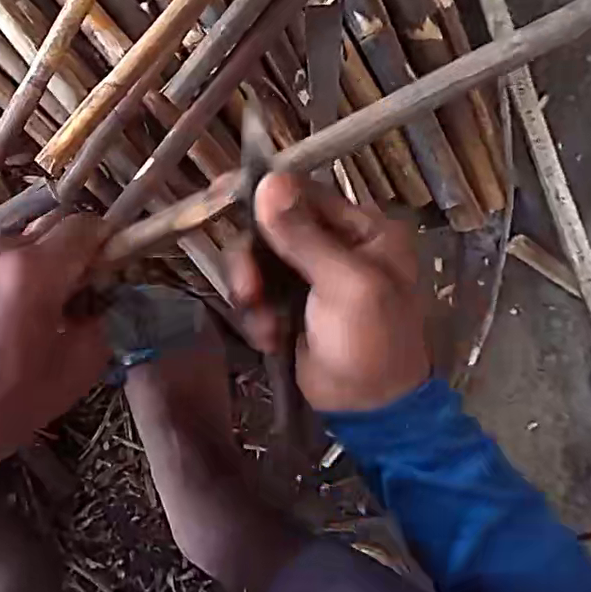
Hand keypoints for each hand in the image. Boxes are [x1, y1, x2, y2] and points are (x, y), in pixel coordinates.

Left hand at [0, 216, 109, 475]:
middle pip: (45, 230)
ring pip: (7, 247)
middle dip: (64, 256)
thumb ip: (100, 325)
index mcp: (32, 272)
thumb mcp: (70, 377)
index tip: (104, 268)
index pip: (82, 226)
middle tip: (64, 299)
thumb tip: (101, 300)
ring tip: (13, 317)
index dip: (102, 242)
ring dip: (23, 269)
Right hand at [227, 173, 428, 412]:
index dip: (261, 193)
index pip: (302, 192)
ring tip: (264, 324)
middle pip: (267, 226)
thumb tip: (268, 181)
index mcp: (362, 228)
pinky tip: (270, 336)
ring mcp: (306, 271)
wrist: (367, 411)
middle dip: (252, 261)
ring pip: (253, 258)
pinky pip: (251, 287)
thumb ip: (303, 234)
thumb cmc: (372, 343)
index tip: (218, 193)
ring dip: (250, 291)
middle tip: (248, 291)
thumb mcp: (344, 285)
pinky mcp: (285, 298)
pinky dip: (254, 312)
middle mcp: (334, 242)